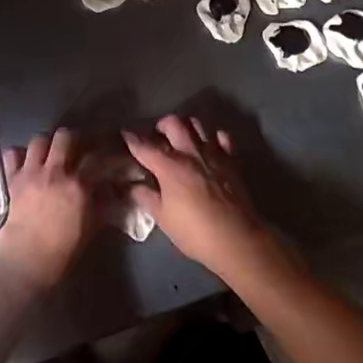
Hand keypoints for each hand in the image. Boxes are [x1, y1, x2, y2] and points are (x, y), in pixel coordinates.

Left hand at [0, 128, 92, 289]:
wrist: (24, 264)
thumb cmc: (61, 252)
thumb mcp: (89, 229)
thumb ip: (99, 206)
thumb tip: (108, 193)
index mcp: (78, 185)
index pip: (96, 158)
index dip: (103, 153)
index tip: (106, 155)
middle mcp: (54, 171)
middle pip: (65, 136)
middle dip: (72, 139)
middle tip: (74, 149)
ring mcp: (30, 173)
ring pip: (39, 140)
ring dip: (46, 145)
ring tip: (48, 155)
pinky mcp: (10, 180)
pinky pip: (11, 154)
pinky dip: (18, 155)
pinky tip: (24, 164)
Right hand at [122, 115, 284, 280]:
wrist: (237, 238)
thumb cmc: (195, 232)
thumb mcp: (163, 218)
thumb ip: (146, 197)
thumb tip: (131, 186)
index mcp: (170, 166)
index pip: (145, 146)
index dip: (132, 139)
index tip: (125, 134)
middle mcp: (191, 152)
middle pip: (174, 123)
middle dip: (161, 124)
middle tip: (156, 135)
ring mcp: (214, 153)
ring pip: (198, 124)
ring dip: (186, 126)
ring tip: (181, 137)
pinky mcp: (232, 160)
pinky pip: (222, 137)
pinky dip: (213, 137)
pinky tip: (209, 146)